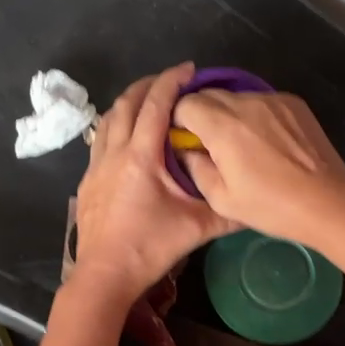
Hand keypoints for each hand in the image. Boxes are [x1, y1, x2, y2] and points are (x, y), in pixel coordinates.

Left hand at [70, 63, 235, 300]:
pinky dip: (115, 128)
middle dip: (148, 86)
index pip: (156, 105)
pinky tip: (127, 140)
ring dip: (128, 104)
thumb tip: (256, 202)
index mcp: (140, 156)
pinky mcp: (88, 183)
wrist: (104, 275)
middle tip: (170, 82)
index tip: (189, 70)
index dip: (172, 81)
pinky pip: (100, 142)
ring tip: (148, 103)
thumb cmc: (149, 248)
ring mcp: (96, 167)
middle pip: (126, 104)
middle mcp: (114, 153)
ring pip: (107, 121)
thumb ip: (227, 212)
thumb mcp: (195, 228)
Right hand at [171, 89, 344, 244]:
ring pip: (237, 97)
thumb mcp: (222, 199)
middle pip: (209, 94)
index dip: (180, 120)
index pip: (186, 103)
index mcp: (223, 126)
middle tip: (209, 144)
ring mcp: (273, 100)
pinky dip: (255, 116)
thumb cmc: (271, 206)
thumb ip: (196, 168)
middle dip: (202, 115)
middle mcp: (246, 103)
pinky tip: (267, 142)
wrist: (327, 202)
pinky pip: (262, 102)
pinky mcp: (294, 103)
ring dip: (229, 115)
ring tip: (241, 145)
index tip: (186, 141)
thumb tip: (187, 151)